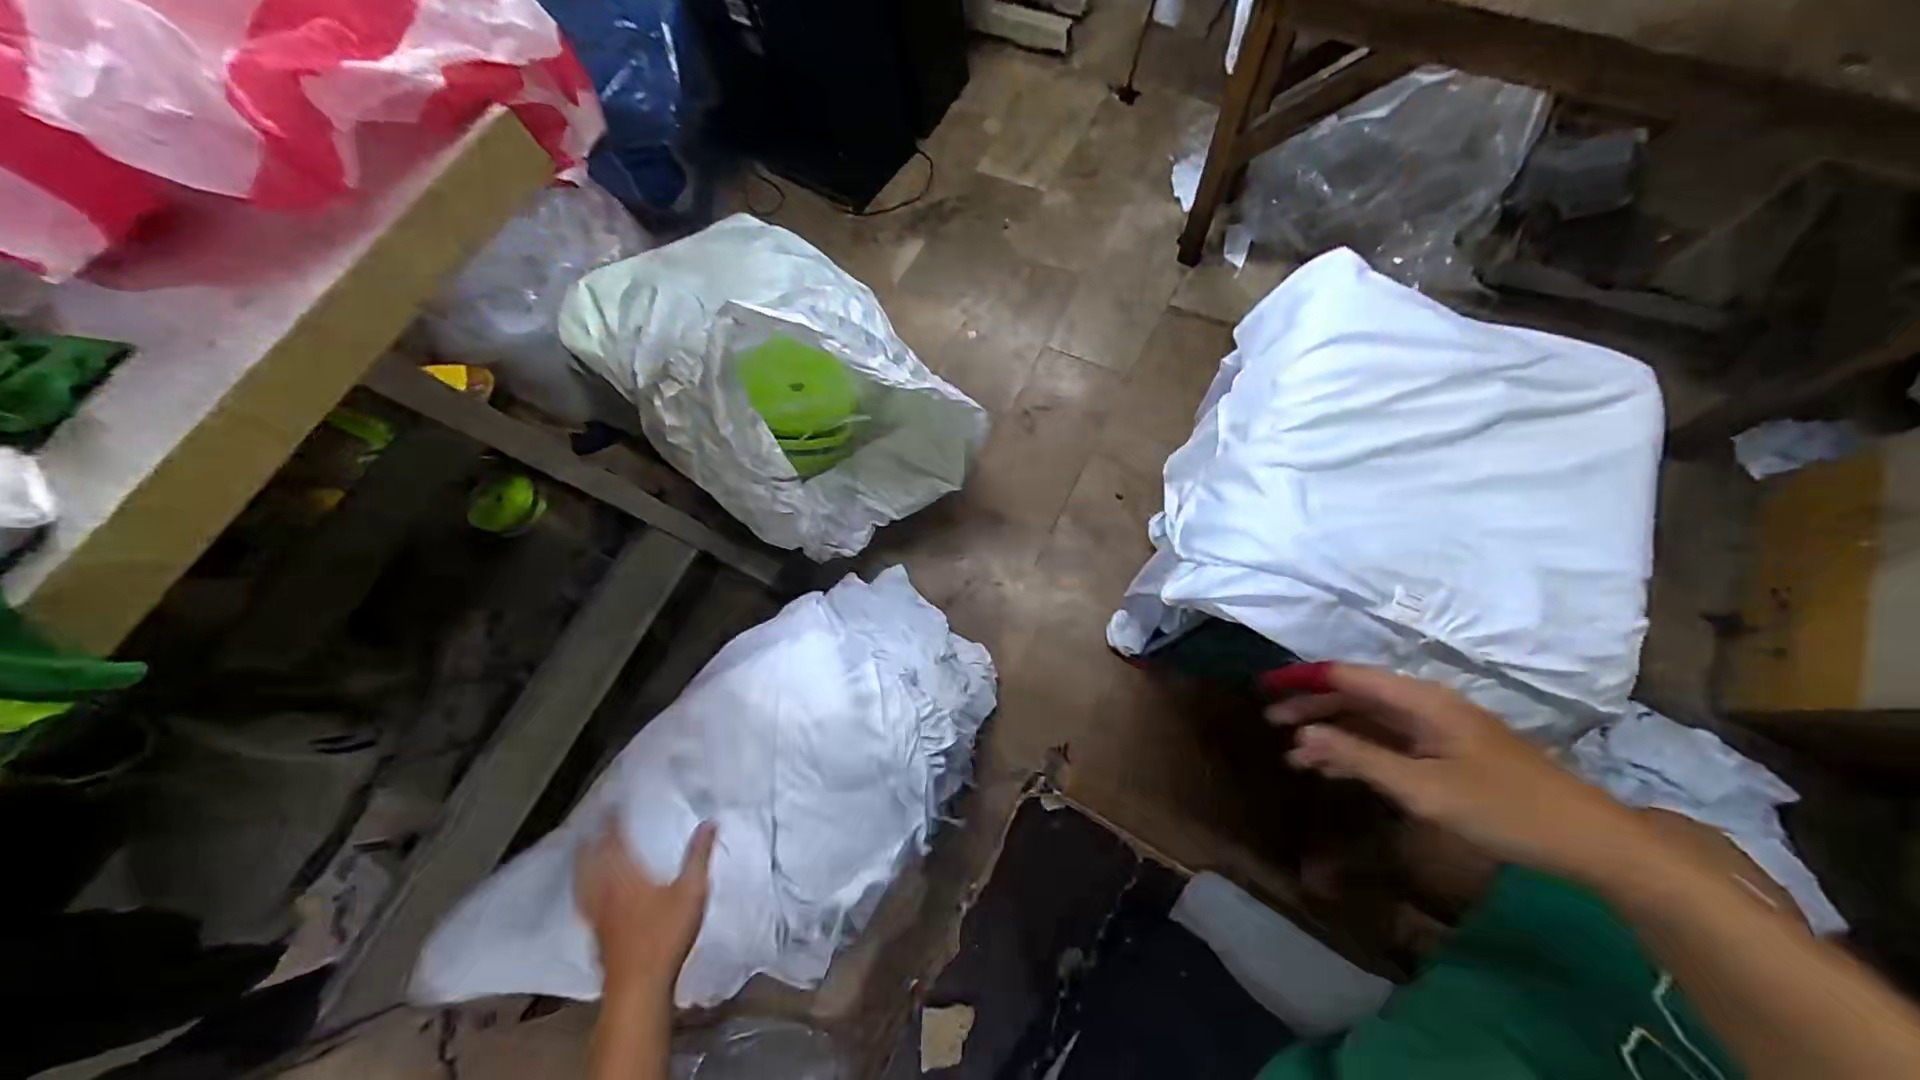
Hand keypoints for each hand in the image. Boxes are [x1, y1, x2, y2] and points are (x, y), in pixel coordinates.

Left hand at [574, 818, 716, 996]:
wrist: (639, 986)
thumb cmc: (666, 934)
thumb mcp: (692, 890)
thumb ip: (699, 854)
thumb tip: (709, 821)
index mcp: (626, 874)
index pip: (614, 840)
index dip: (611, 821)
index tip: (610, 805)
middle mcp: (605, 890)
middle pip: (590, 859)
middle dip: (591, 839)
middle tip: (592, 823)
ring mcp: (596, 914)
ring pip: (582, 881)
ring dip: (582, 862)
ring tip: (583, 851)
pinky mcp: (595, 934)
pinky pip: (583, 901)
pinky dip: (583, 887)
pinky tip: (589, 892)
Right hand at [1266, 664, 1650, 884]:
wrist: (1590, 841)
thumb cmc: (1503, 809)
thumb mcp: (1422, 788)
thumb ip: (1358, 757)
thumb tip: (1302, 734)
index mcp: (1420, 701)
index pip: (1347, 676)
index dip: (1303, 679)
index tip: (1264, 687)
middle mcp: (1425, 705)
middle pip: (1355, 695)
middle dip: (1311, 707)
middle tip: (1269, 722)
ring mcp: (1437, 728)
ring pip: (1369, 719)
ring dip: (1330, 733)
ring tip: (1292, 755)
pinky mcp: (1445, 751)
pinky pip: (1387, 741)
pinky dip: (1356, 751)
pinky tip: (1332, 768)